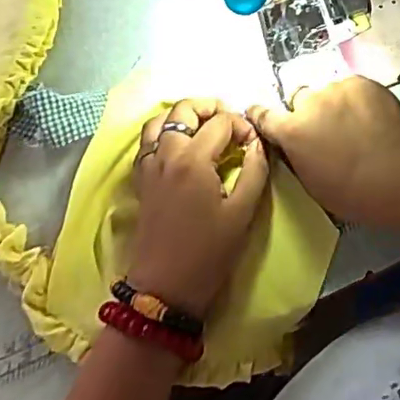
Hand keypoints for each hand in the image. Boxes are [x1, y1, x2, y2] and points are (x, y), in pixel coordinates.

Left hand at [127, 99, 269, 316]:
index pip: (222, 121)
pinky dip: (164, 133)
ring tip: (205, 128)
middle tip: (231, 124)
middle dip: (211, 108)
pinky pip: (147, 142)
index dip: (243, 126)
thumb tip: (258, 143)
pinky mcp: (141, 181)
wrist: (164, 292)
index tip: (253, 145)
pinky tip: (182, 147)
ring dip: (184, 116)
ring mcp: (149, 168)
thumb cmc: (208, 253)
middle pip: (184, 109)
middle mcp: (167, 156)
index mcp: (193, 160)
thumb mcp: (243, 212)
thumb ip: (255, 169)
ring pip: (159, 121)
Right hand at [247, 77, 399, 222]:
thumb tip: (295, 143)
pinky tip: (370, 115)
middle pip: (301, 98)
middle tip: (326, 127)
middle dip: (308, 110)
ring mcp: (338, 89)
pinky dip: (357, 99)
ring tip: (354, 122)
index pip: (264, 115)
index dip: (261, 113)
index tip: (258, 111)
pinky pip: (352, 87)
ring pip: (329, 92)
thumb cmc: (352, 191)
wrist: (396, 172)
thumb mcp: (310, 180)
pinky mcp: (362, 82)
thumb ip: (296, 154)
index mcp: (292, 131)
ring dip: (335, 104)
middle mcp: (310, 103)